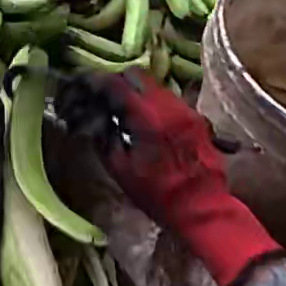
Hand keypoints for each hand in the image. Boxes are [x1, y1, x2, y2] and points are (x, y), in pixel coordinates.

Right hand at [53, 70, 280, 285]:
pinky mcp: (195, 118)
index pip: (115, 84)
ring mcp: (185, 110)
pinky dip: (149, 101)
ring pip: (153, 85)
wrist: (204, 211)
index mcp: (147, 117)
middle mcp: (168, 105)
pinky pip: (166, 98)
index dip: (93, 82)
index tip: (81, 87)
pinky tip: (141, 119)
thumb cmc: (157, 193)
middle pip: (135, 75)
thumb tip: (91, 116)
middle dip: (114, 82)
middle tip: (100, 97)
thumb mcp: (119, 167)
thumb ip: (102, 135)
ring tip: (120, 109)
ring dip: (133, 91)